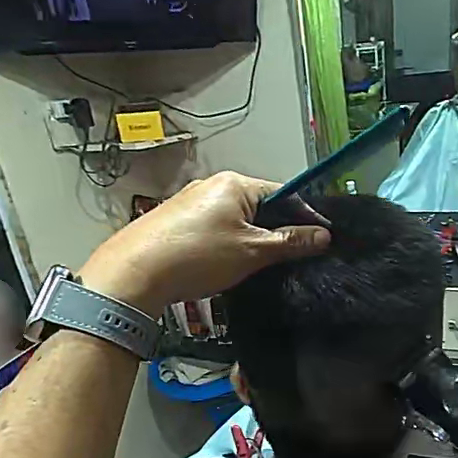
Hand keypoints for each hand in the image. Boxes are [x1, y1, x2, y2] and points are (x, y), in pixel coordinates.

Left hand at [77, 172, 329, 315]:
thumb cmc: (198, 255)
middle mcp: (213, 186)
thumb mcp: (252, 251)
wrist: (133, 274)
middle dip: (277, 231)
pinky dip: (229, 245)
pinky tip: (227, 267)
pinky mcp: (176, 222)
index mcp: (235, 183)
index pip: (284, 193)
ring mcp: (191, 203)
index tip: (318, 242)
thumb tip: (324, 236)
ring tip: (258, 267)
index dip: (304, 218)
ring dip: (252, 241)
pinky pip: (216, 229)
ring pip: (237, 220)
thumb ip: (291, 242)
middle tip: (289, 260)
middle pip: (260, 206)